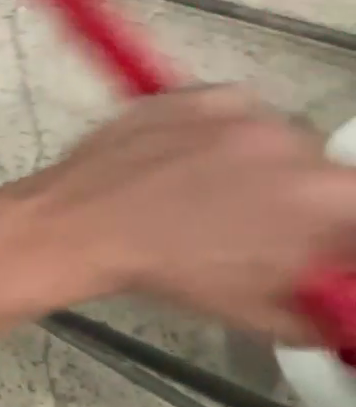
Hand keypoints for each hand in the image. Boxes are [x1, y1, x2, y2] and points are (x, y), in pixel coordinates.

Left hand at [9, 85, 355, 341]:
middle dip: (309, 199)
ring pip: (278, 137)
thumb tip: (340, 301)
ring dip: (266, 162)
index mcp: (328, 196)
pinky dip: (223, 125)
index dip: (344, 232)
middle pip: (325, 172)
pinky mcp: (177, 98)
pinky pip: (225, 104)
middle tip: (272, 224)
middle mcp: (286, 143)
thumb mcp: (275, 308)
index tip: (327, 248)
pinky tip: (199, 152)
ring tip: (223, 189)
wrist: (76, 225)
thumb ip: (332, 304)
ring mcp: (226, 114)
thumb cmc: (169, 270)